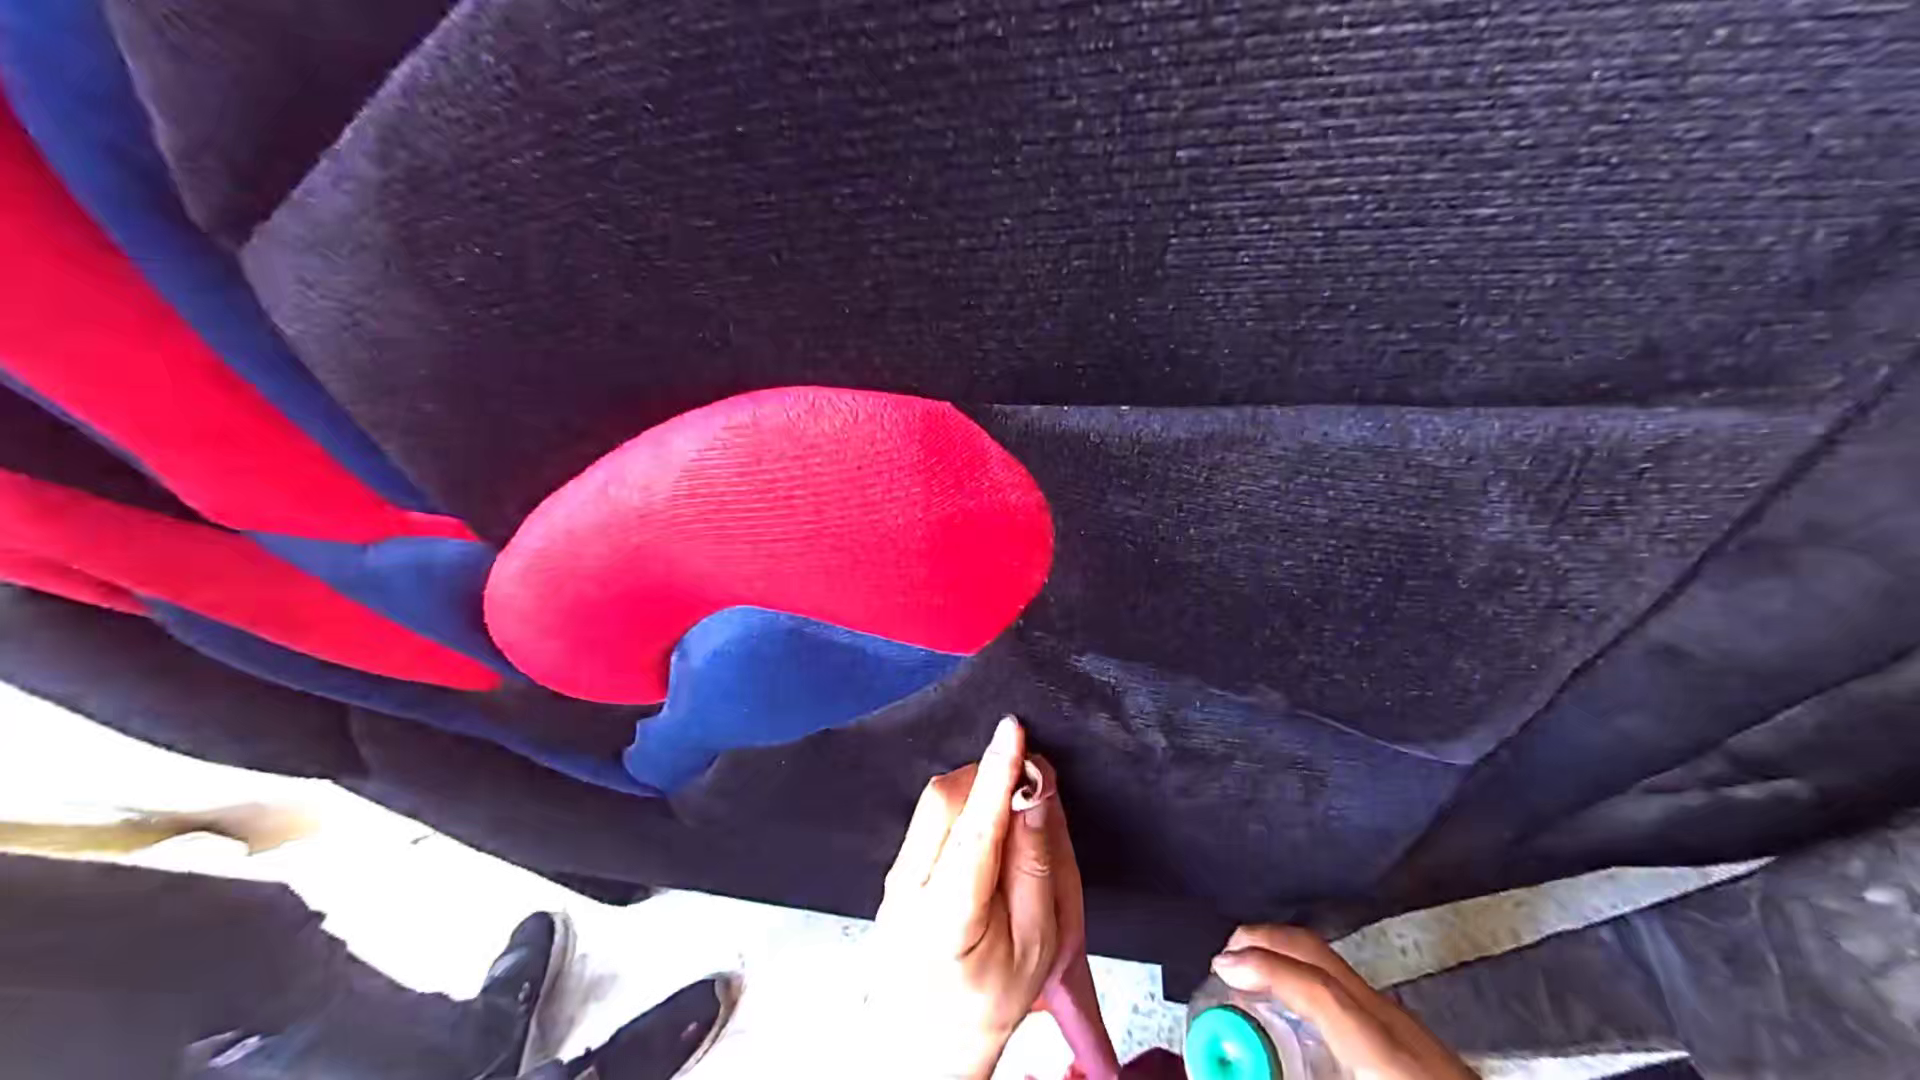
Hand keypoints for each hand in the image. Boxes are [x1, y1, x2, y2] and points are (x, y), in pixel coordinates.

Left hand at [869, 718, 1072, 1079]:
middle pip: (944, 799)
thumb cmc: (990, 997)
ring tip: (1010, 820)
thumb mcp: (1037, 943)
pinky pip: (929, 817)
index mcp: (948, 917)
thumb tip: (1036, 798)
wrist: (930, 1038)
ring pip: (934, 802)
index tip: (1013, 731)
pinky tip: (985, 836)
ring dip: (976, 790)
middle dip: (988, 775)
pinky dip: (963, 807)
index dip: (997, 773)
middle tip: (1028, 787)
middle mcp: (908, 890)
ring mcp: (894, 878)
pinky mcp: (894, 870)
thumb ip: (1038, 865)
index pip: (976, 829)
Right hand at [1211, 925, 1475, 1079]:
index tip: (1220, 967)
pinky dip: (1303, 978)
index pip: (1315, 986)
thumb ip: (1296, 1074)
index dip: (1261, 967)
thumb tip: (1248, 1069)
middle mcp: (1395, 1025)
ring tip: (1249, 975)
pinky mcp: (1411, 1038)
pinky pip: (1343, 985)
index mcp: (1386, 1052)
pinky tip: (1294, 1009)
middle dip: (1262, 941)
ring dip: (1281, 956)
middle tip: (1223, 956)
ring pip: (1330, 964)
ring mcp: (1406, 1026)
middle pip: (1319, 954)